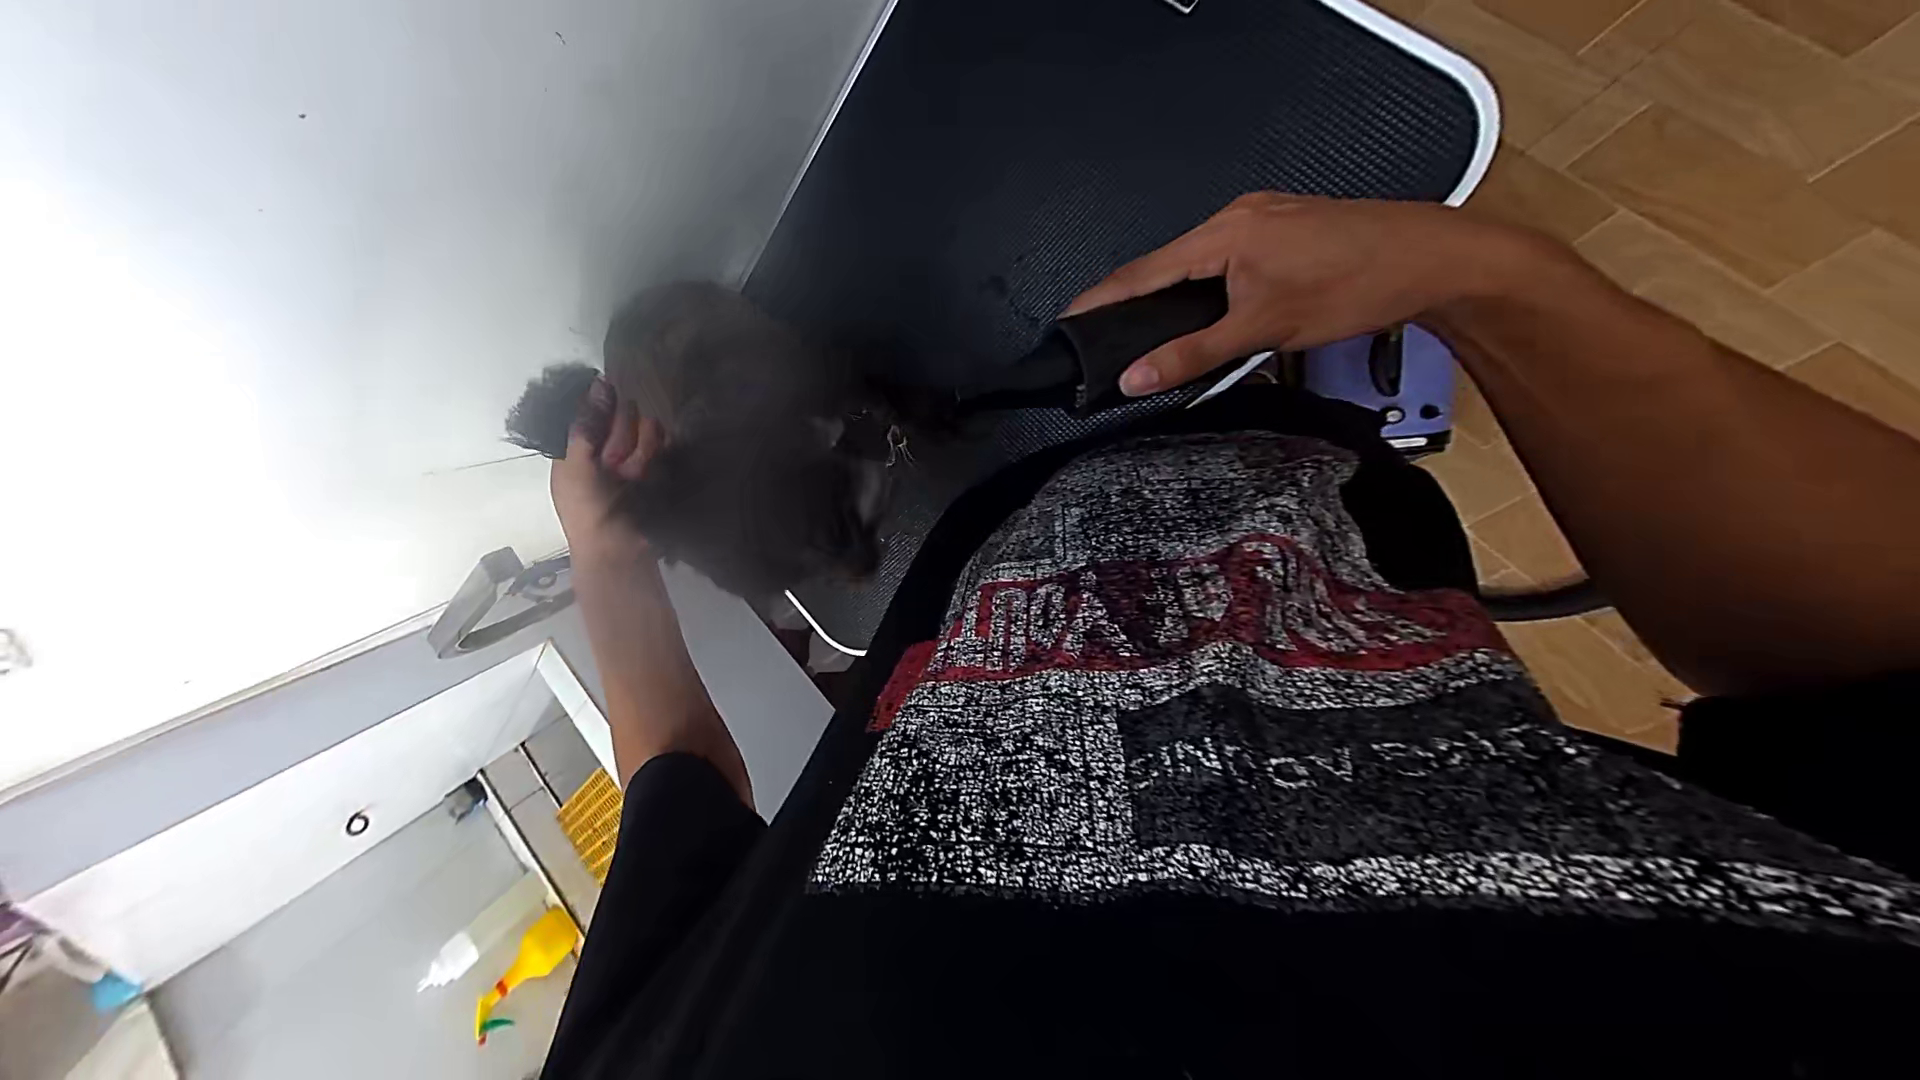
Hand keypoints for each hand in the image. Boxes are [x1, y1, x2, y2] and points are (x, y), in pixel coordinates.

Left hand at [551, 377, 662, 564]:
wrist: (622, 552)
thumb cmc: (588, 512)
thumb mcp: (575, 469)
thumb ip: (586, 427)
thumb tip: (601, 384)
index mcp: (580, 443)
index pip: (597, 406)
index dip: (604, 412)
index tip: (606, 425)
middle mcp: (608, 445)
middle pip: (626, 415)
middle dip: (623, 439)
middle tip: (615, 465)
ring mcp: (636, 456)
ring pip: (649, 429)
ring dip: (642, 453)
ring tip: (633, 477)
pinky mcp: (660, 467)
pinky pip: (666, 445)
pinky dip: (659, 455)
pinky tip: (649, 473)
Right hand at [1062, 193, 1534, 394]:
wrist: (1433, 261)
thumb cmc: (1352, 286)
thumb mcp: (1263, 327)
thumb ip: (1193, 354)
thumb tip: (1134, 377)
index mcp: (1224, 233)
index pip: (1143, 271)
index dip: (1100, 297)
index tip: (1068, 318)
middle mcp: (1236, 216)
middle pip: (1163, 264)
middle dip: (1128, 298)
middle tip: (1098, 331)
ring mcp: (1259, 219)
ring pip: (1191, 262)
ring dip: (1165, 295)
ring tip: (1137, 326)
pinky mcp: (1277, 230)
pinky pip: (1219, 259)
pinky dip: (1197, 287)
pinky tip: (1193, 308)